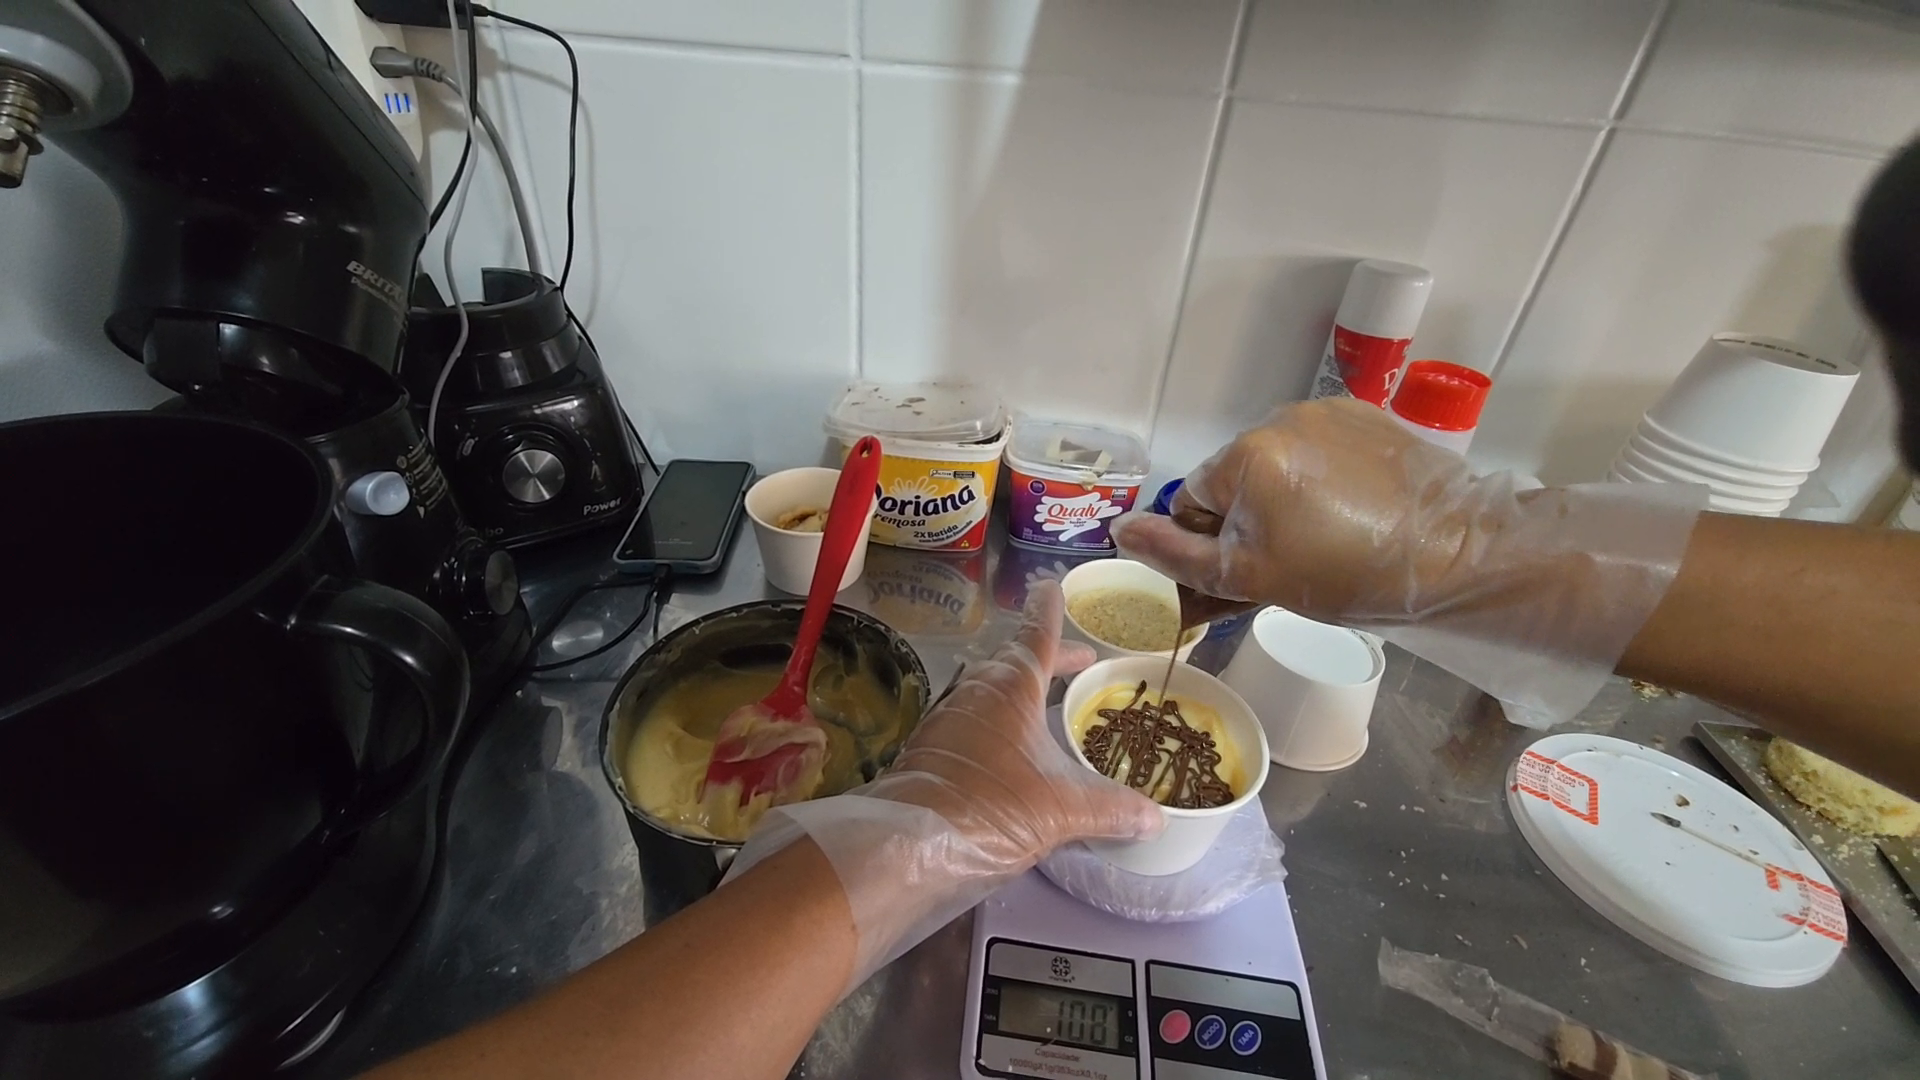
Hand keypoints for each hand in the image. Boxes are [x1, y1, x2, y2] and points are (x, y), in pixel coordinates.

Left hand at [869, 580, 1163, 865]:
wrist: (904, 844)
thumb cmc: (989, 808)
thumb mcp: (1061, 810)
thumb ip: (1112, 809)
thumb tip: (1159, 819)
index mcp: (1010, 688)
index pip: (1036, 636)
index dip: (1049, 611)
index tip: (1052, 585)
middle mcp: (976, 691)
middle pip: (1017, 662)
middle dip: (1051, 659)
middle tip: (1081, 660)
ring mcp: (948, 717)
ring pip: (991, 689)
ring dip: (1022, 690)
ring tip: (1047, 704)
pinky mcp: (931, 748)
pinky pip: (973, 717)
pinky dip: (999, 720)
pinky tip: (1010, 749)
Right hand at [1113, 398, 1479, 621]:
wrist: (1458, 556)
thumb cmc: (1343, 573)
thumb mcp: (1248, 576)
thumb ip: (1176, 554)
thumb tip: (1119, 529)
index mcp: (1244, 454)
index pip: (1193, 499)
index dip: (1217, 540)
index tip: (1259, 564)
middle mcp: (1277, 417)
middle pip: (1233, 476)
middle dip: (1250, 513)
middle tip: (1296, 553)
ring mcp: (1325, 410)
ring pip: (1273, 461)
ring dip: (1283, 491)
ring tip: (1330, 529)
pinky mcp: (1364, 413)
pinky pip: (1315, 444)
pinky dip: (1319, 472)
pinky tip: (1353, 503)